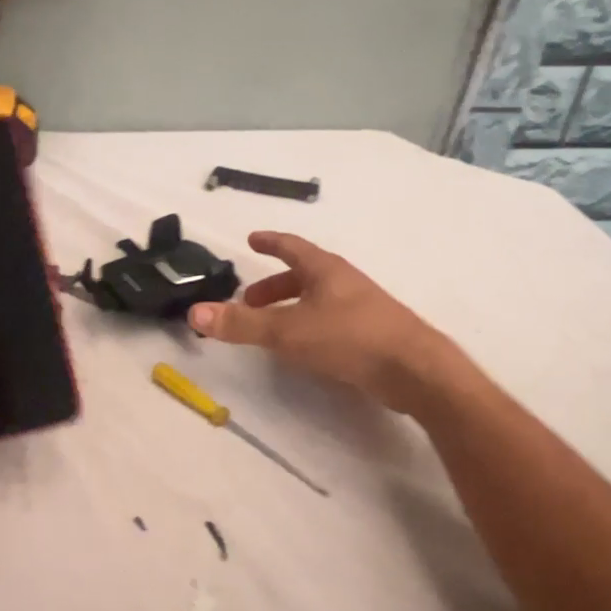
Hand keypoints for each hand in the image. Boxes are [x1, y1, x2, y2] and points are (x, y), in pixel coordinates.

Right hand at [188, 232, 455, 416]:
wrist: (415, 370)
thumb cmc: (349, 338)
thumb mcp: (287, 331)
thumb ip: (241, 324)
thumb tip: (195, 312)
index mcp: (325, 269)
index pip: (291, 246)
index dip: (270, 242)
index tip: (251, 239)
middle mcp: (344, 281)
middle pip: (304, 274)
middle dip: (274, 285)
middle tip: (249, 300)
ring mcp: (361, 307)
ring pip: (318, 299)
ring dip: (292, 307)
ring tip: (271, 328)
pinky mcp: (371, 334)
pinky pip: (331, 320)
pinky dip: (309, 325)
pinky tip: (304, 348)